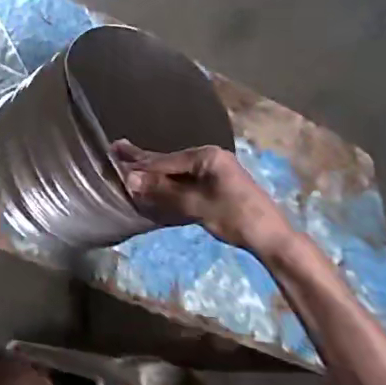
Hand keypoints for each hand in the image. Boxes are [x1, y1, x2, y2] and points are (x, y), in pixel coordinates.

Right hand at [112, 141, 290, 249]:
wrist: (271, 236)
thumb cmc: (234, 217)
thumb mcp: (195, 204)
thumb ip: (163, 190)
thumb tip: (129, 178)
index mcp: (207, 156)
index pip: (165, 160)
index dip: (139, 163)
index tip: (115, 157)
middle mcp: (210, 157)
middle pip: (170, 160)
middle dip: (144, 159)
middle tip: (117, 148)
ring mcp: (215, 170)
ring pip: (177, 170)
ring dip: (155, 171)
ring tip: (130, 165)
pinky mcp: (218, 184)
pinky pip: (186, 179)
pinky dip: (169, 181)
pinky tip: (155, 182)